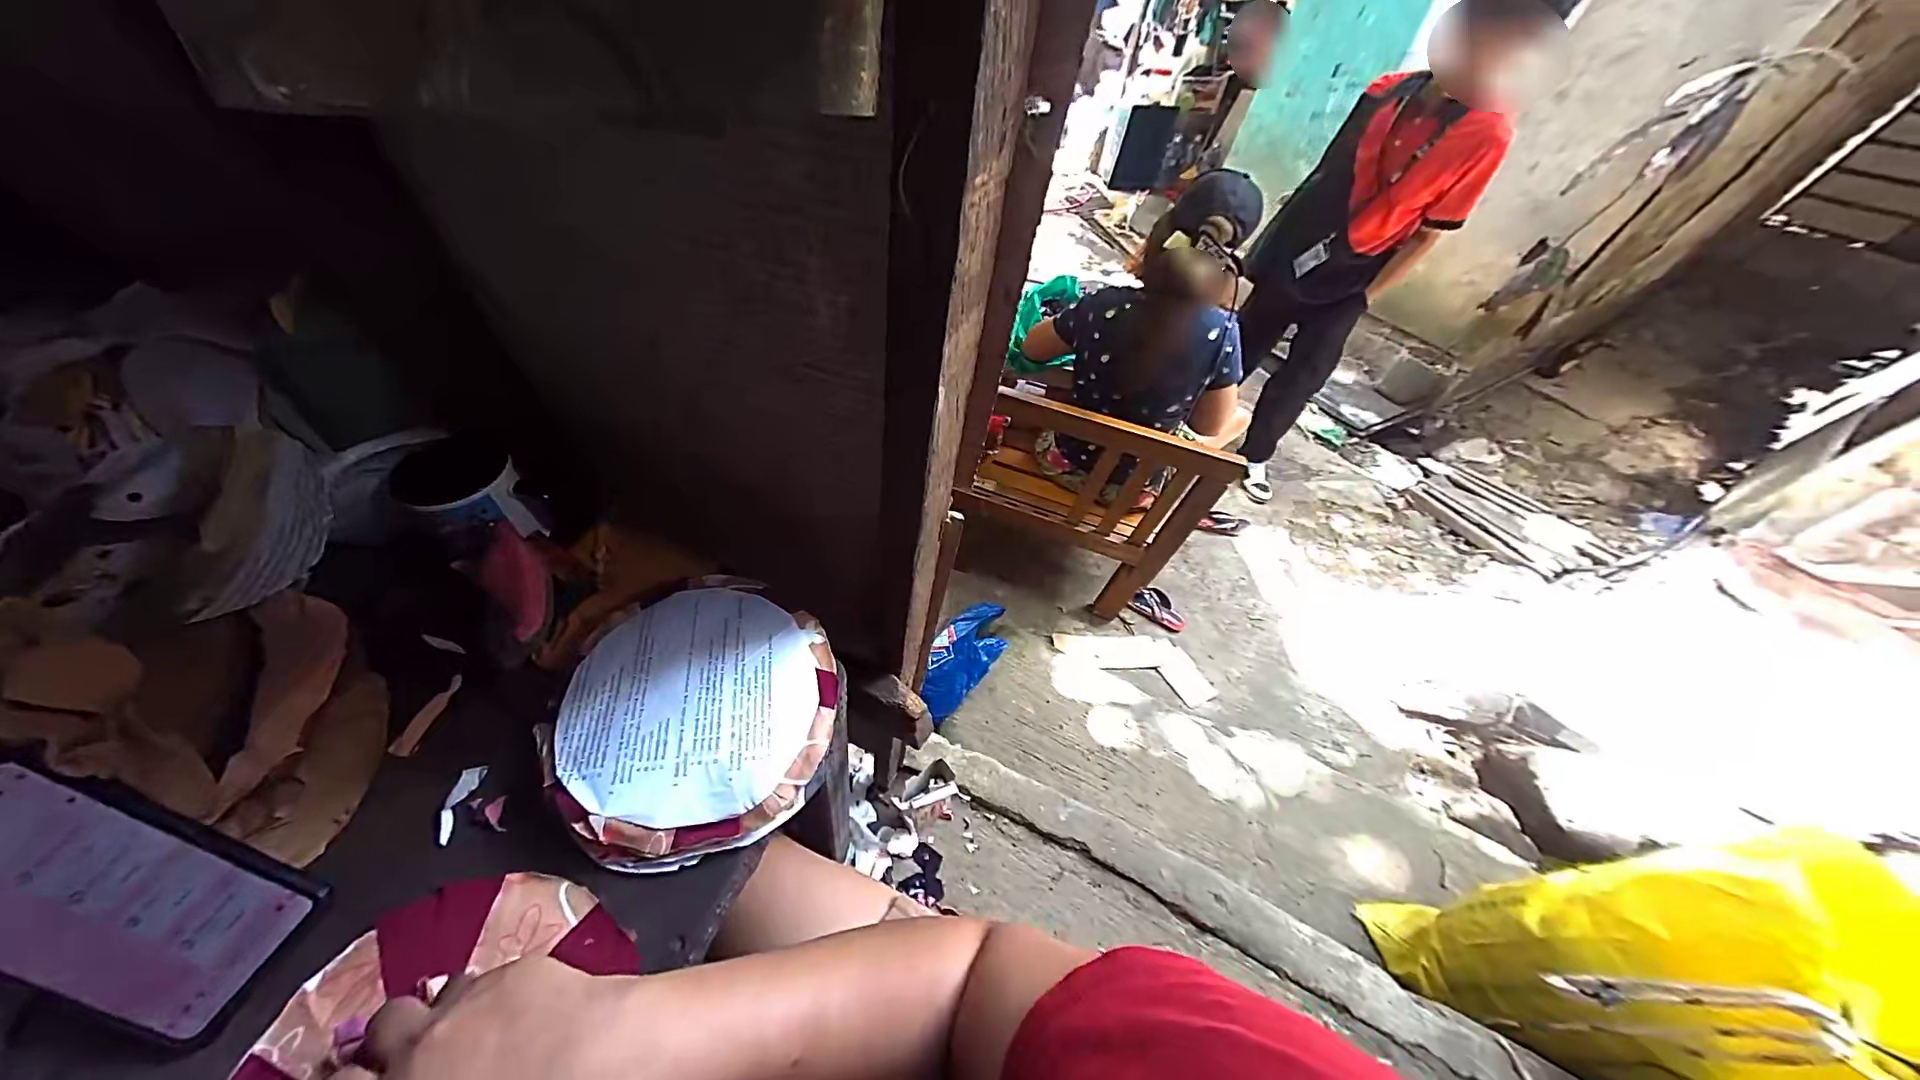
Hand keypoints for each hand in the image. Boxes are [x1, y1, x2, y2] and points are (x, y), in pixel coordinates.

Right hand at [332, 957, 627, 1079]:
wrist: (589, 1063)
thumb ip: (435, 1079)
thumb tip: (440, 1071)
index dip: (349, 1076)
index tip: (363, 1074)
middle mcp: (420, 1047)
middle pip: (386, 1023)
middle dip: (398, 1028)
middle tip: (425, 1038)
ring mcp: (470, 1003)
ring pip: (445, 991)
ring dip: (455, 1004)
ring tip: (483, 1018)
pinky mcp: (517, 971)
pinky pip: (499, 977)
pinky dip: (505, 990)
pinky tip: (532, 1002)